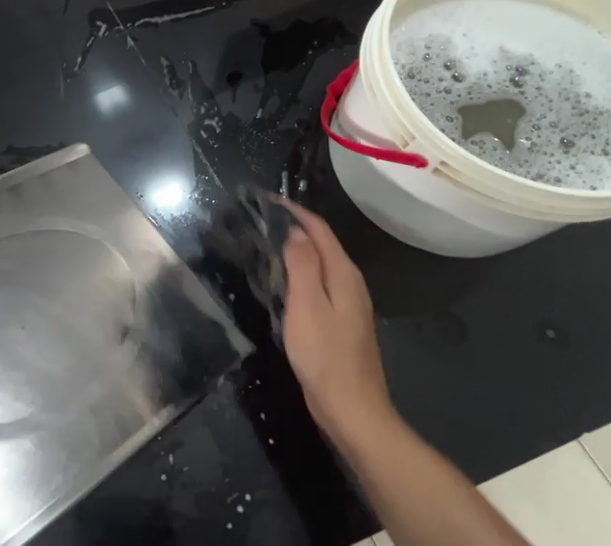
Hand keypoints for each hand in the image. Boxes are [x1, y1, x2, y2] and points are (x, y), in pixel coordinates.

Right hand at [278, 200, 397, 444]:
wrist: (352, 410)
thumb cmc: (325, 355)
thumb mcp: (307, 305)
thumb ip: (302, 264)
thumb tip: (294, 230)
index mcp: (344, 274)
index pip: (319, 229)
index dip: (293, 211)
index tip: (263, 200)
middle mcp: (350, 283)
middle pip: (321, 243)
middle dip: (293, 226)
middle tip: (258, 218)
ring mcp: (347, 304)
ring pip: (319, 264)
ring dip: (295, 249)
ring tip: (264, 241)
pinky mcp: (340, 322)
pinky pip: (318, 283)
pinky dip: (299, 271)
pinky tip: (281, 279)